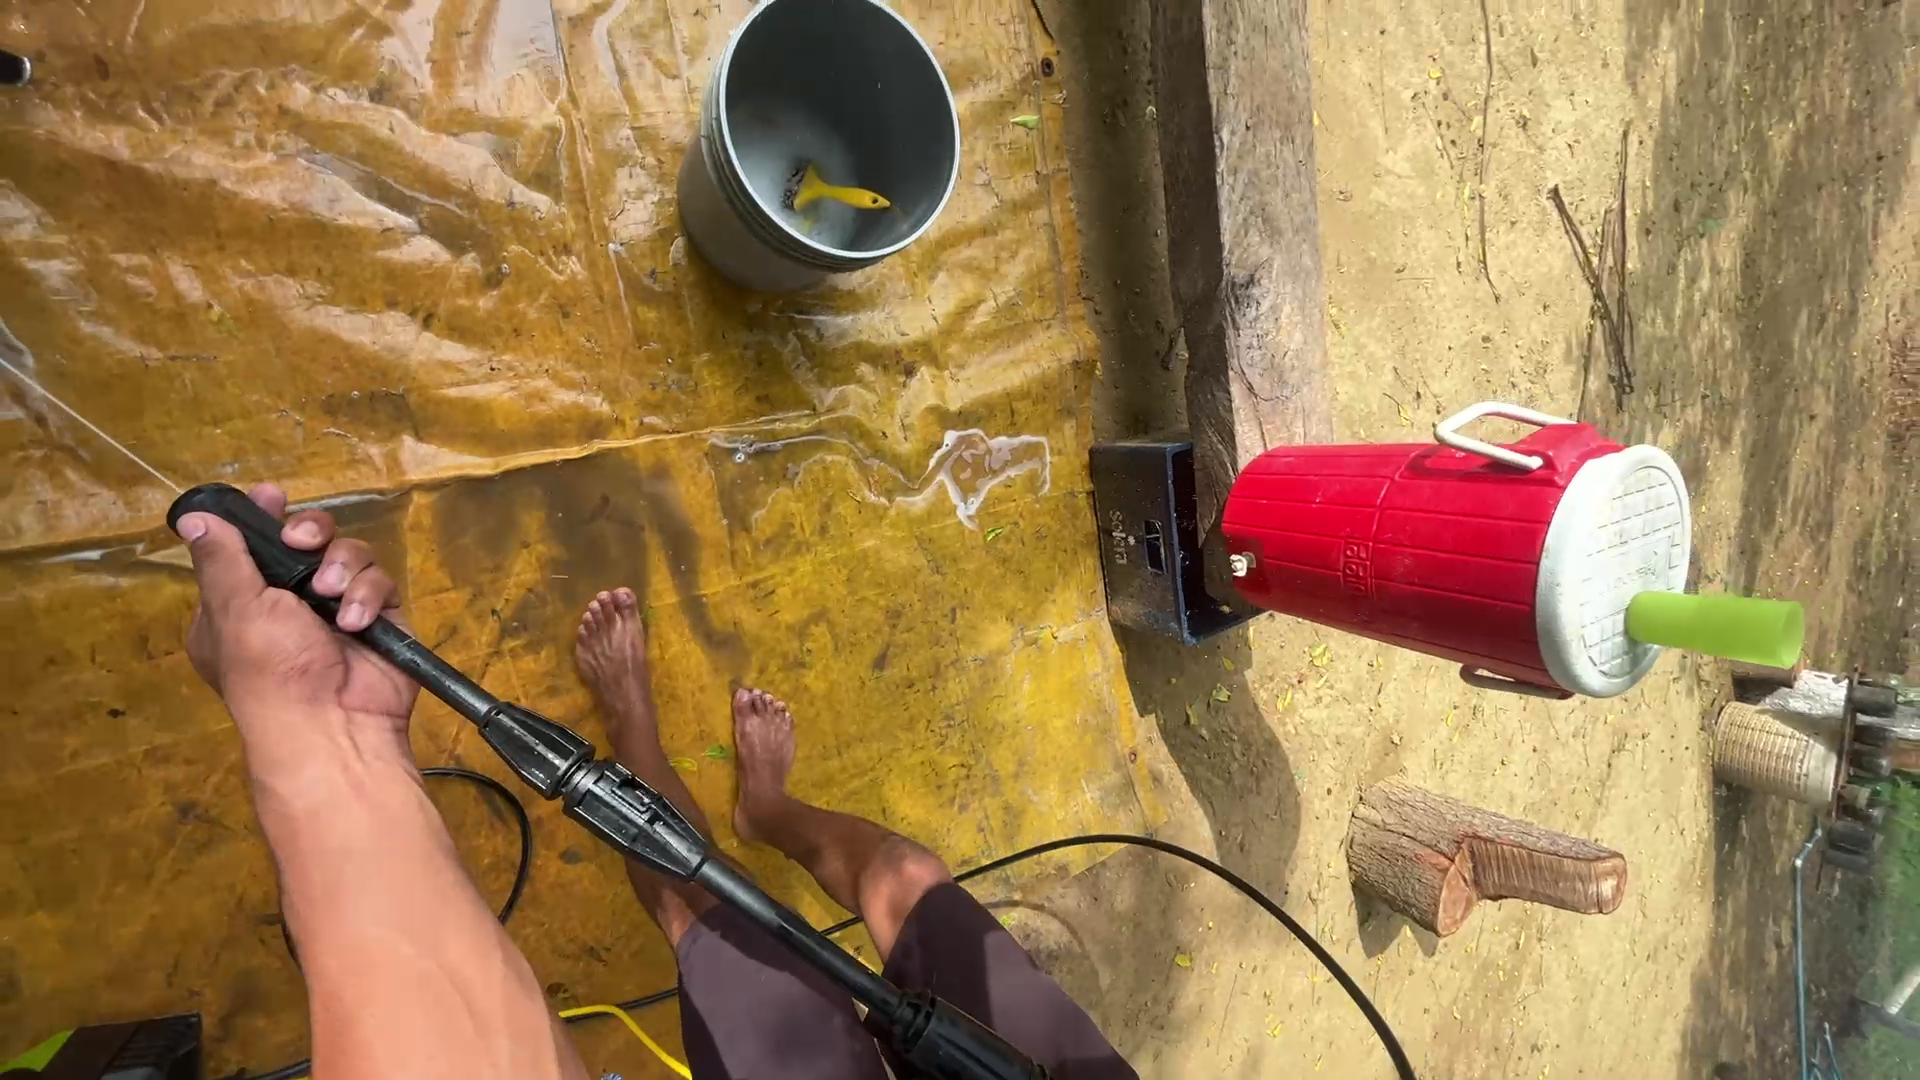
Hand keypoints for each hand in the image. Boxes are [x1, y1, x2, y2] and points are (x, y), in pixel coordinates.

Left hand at [174, 483, 418, 751]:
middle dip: (312, 534)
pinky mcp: (383, 616)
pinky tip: (358, 622)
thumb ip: (224, 560)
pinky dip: (369, 598)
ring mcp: (341, 606)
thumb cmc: (268, 667)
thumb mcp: (236, 610)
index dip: (265, 516)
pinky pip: (382, 584)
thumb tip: (194, 517)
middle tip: (302, 542)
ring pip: (353, 556)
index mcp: (246, 600)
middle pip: (313, 540)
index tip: (272, 495)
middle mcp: (294, 599)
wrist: (331, 717)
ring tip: (334, 595)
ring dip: (344, 571)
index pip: (254, 544)